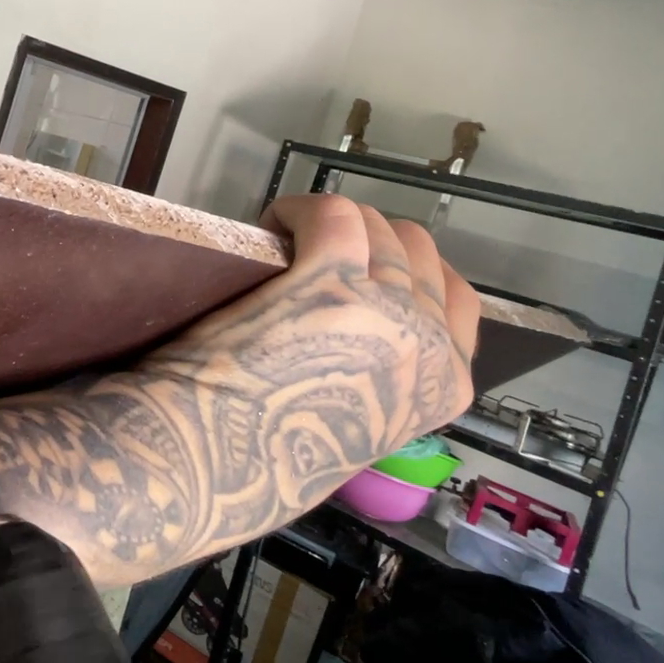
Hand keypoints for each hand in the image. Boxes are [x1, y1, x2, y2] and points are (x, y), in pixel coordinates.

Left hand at [0, 193, 480, 583]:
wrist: (208, 455)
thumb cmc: (261, 446)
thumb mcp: (351, 420)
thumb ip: (373, 375)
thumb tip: (355, 331)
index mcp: (445, 388)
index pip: (455, 297)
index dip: (403, 267)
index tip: (355, 262)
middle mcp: (432, 348)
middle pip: (417, 253)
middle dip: (366, 238)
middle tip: (309, 246)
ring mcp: (388, 313)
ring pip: (381, 229)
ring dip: (331, 221)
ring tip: (284, 237)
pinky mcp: (327, 284)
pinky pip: (333, 215)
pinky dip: (300, 208)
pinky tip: (271, 221)